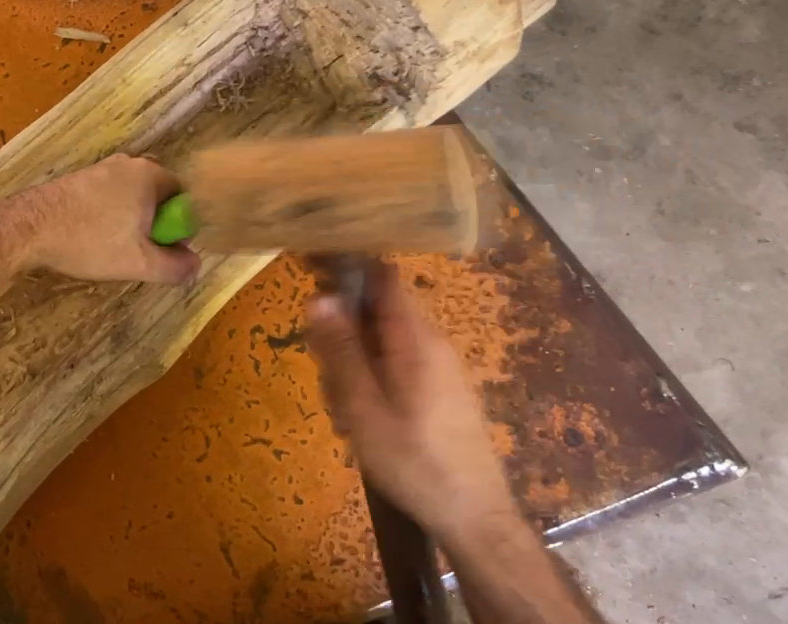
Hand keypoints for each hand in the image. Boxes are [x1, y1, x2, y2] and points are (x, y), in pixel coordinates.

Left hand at [11, 155, 200, 284]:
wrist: (27, 227)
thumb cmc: (89, 241)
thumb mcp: (140, 263)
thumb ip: (176, 266)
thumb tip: (196, 264)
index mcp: (149, 174)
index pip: (185, 198)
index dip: (181, 228)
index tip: (165, 250)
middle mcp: (128, 164)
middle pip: (158, 199)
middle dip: (154, 227)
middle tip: (139, 254)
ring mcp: (101, 169)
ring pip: (132, 201)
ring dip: (130, 225)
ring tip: (112, 250)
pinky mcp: (80, 180)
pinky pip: (109, 199)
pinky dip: (108, 219)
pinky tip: (92, 240)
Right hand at [304, 265, 519, 544]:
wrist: (476, 521)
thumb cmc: (414, 461)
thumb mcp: (363, 407)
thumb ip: (340, 350)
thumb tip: (319, 296)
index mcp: (415, 339)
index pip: (381, 276)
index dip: (346, 266)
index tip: (311, 277)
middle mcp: (431, 343)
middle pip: (373, 312)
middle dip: (340, 334)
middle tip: (325, 376)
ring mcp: (438, 368)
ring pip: (379, 344)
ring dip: (351, 366)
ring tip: (343, 411)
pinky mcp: (440, 391)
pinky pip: (394, 367)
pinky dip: (370, 383)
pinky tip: (361, 421)